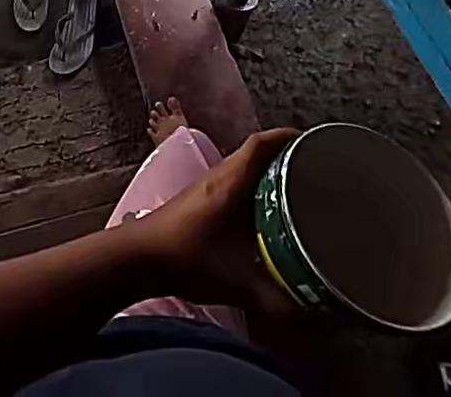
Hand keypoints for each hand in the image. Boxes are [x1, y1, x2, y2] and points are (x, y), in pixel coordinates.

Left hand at [127, 127, 300, 316]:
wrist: (138, 256)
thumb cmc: (185, 258)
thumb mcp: (235, 282)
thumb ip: (274, 301)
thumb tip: (310, 313)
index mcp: (229, 182)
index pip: (259, 145)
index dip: (285, 137)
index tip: (310, 142)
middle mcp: (218, 176)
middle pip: (254, 152)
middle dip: (282, 154)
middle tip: (311, 167)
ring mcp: (206, 185)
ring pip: (242, 166)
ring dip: (266, 169)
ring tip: (294, 185)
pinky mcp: (199, 198)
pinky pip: (233, 179)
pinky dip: (252, 184)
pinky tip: (262, 208)